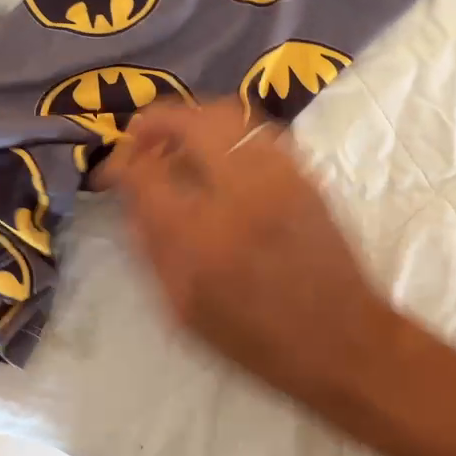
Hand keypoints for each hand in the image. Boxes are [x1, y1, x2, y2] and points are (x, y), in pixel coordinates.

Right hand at [103, 103, 403, 405]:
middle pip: (187, 121)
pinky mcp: (305, 172)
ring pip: (225, 114)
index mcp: (199, 237)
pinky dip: (228, 130)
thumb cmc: (256, 339)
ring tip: (177, 140)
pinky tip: (220, 151)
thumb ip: (152, 246)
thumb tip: (132, 200)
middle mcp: (239, 192)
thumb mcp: (185, 308)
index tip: (112, 171)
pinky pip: (258, 129)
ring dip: (191, 119)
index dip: (120, 163)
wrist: (343, 341)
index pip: (144, 172)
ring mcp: (278, 175)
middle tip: (141, 139)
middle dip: (155, 122)